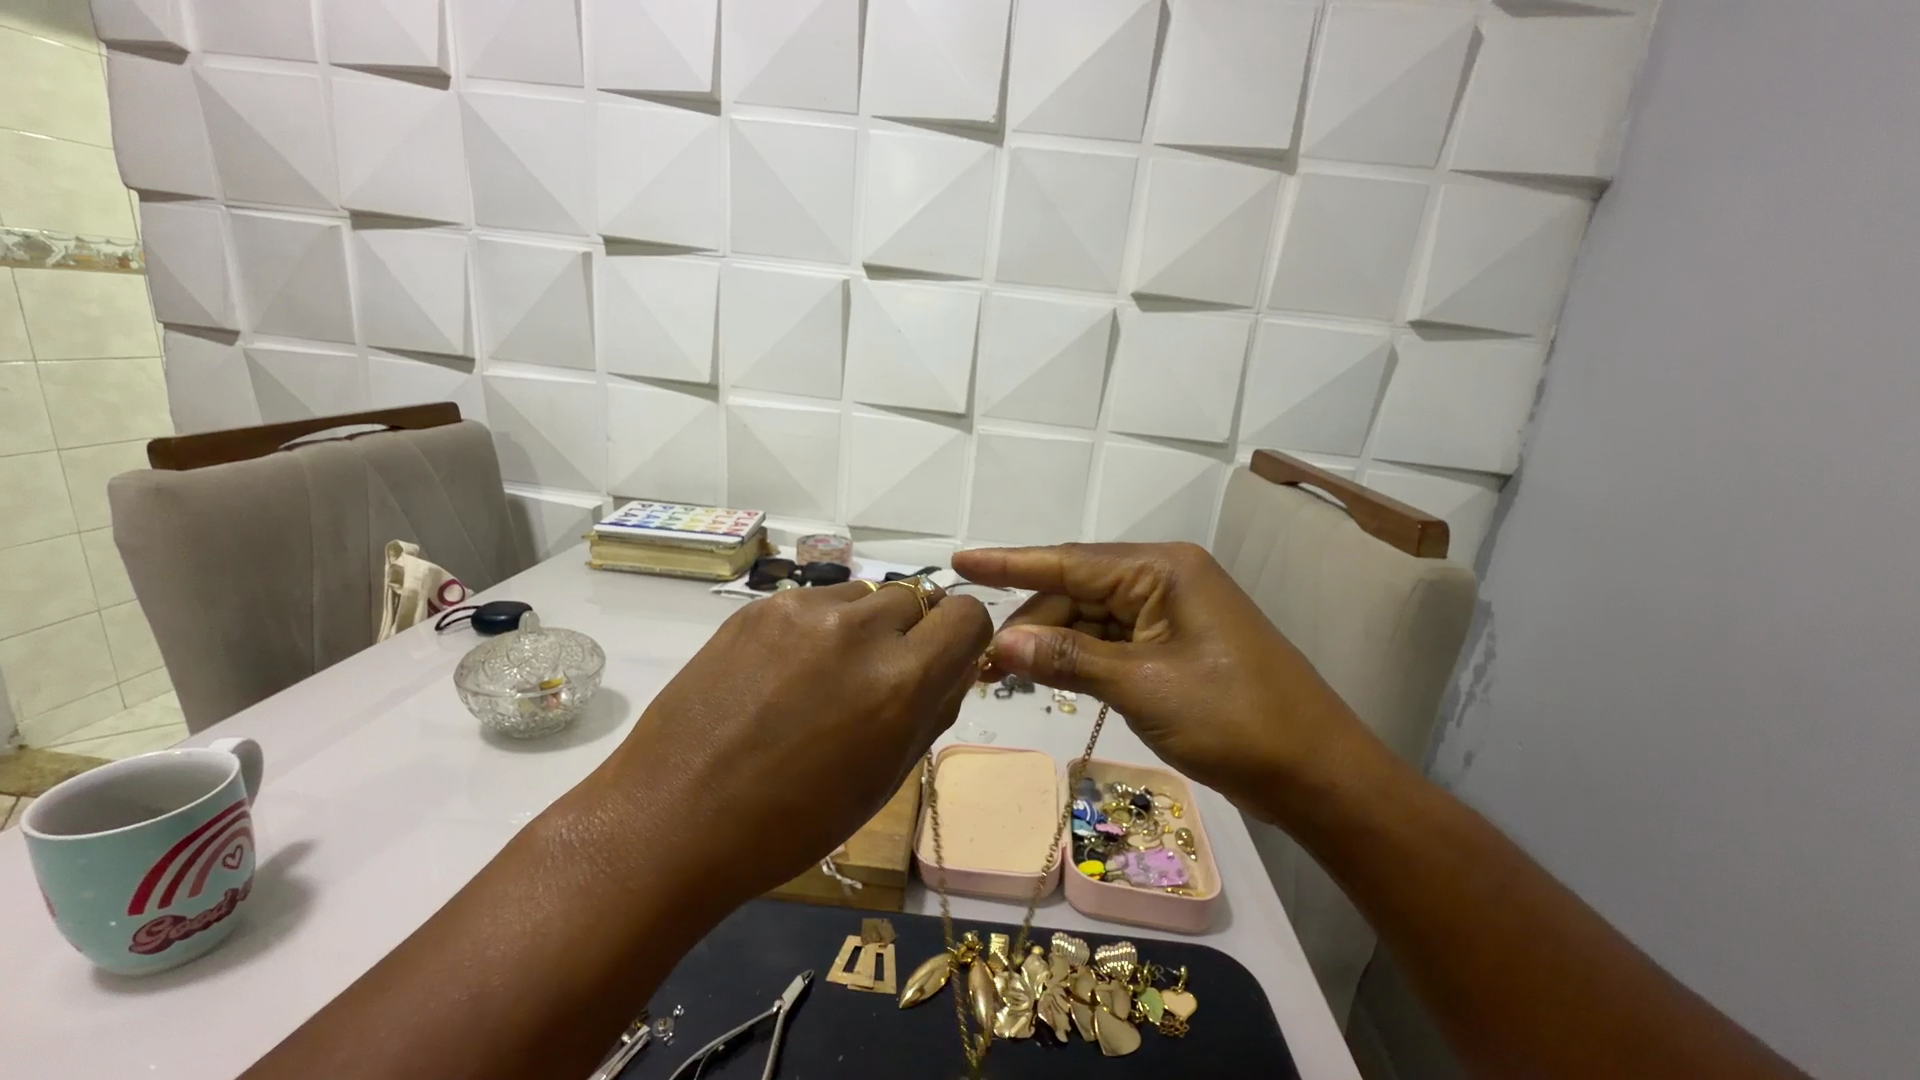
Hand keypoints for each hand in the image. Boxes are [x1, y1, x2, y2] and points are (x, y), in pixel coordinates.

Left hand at [592, 581, 990, 905]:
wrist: (674, 817)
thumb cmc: (792, 823)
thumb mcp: (885, 779)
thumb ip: (932, 711)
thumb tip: (956, 668)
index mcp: (900, 682)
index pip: (967, 617)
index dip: (963, 640)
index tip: (942, 665)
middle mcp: (859, 630)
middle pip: (918, 599)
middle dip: (912, 634)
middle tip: (875, 680)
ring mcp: (802, 612)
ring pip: (865, 596)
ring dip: (864, 627)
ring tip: (823, 678)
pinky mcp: (756, 608)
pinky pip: (814, 602)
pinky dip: (817, 629)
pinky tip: (782, 674)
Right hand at [953, 543, 1365, 814]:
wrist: (1316, 771)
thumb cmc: (1233, 719)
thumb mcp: (1141, 686)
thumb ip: (1067, 657)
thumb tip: (1001, 643)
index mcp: (1162, 570)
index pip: (1069, 560)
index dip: (1009, 563)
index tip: (959, 561)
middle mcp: (1166, 579)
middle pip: (1078, 590)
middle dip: (1031, 621)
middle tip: (984, 663)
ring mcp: (1173, 615)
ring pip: (1093, 618)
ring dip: (1053, 643)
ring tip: (1007, 675)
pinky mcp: (1177, 648)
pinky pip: (1114, 642)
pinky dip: (1081, 659)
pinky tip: (1051, 678)